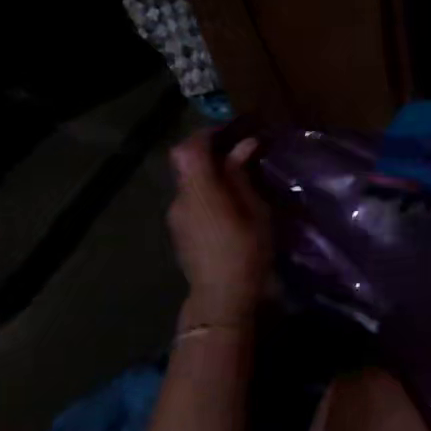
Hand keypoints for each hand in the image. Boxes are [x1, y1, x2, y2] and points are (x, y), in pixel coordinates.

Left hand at [167, 131, 270, 326]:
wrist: (221, 300)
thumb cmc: (245, 252)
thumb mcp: (255, 210)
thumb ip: (242, 175)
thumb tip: (244, 144)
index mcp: (199, 191)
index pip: (190, 148)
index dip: (208, 133)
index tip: (232, 130)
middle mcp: (180, 199)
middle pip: (185, 162)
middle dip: (209, 152)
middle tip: (238, 152)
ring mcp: (176, 216)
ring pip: (188, 182)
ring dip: (208, 173)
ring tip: (238, 178)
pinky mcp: (178, 231)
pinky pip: (190, 199)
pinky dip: (206, 191)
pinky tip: (228, 204)